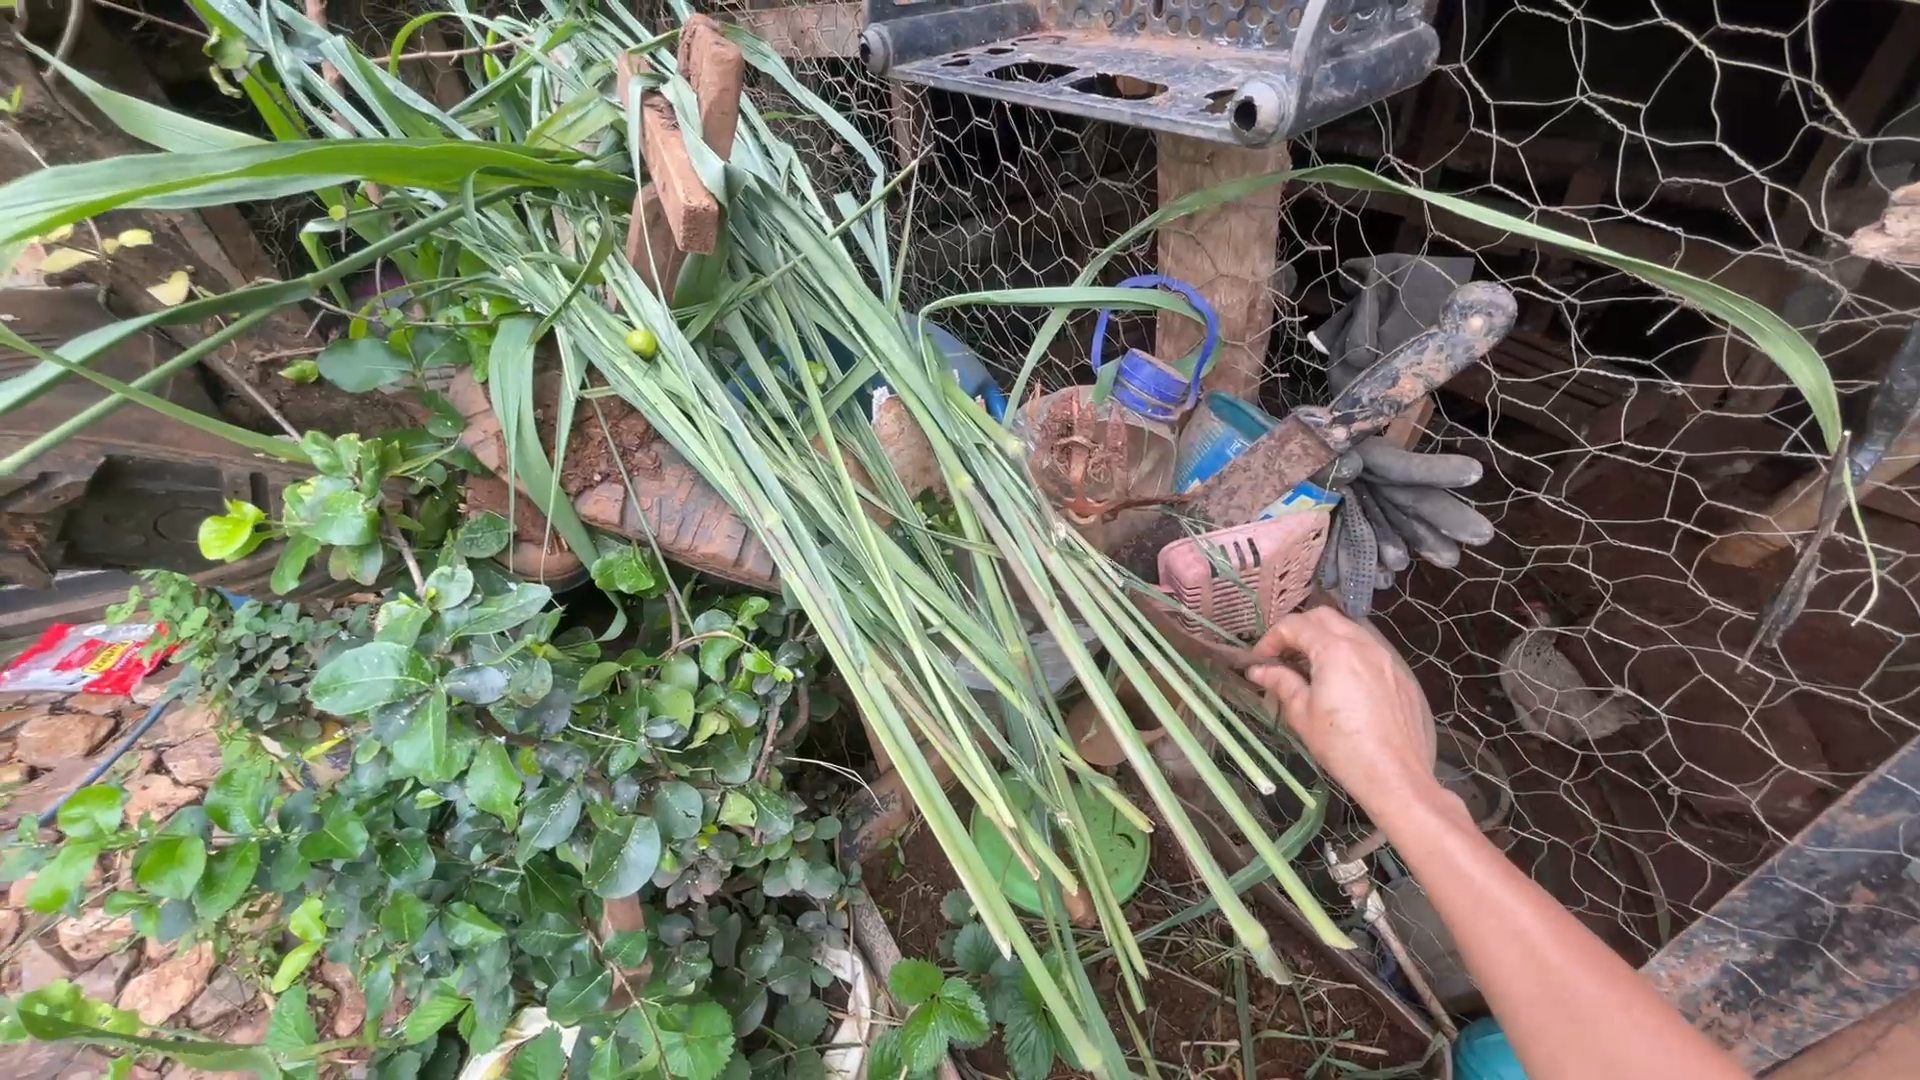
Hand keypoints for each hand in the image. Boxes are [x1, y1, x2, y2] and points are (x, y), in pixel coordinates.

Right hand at [1246, 607, 1438, 809]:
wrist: (1396, 777)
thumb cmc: (1341, 746)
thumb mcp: (1301, 713)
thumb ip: (1280, 682)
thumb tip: (1257, 670)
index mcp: (1335, 650)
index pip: (1294, 625)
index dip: (1271, 639)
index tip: (1260, 660)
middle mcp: (1364, 645)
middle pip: (1324, 617)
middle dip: (1299, 629)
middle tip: (1284, 656)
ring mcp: (1388, 659)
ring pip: (1351, 630)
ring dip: (1326, 639)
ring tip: (1312, 668)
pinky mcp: (1403, 677)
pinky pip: (1371, 651)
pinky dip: (1350, 654)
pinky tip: (1344, 683)